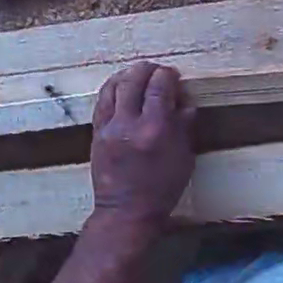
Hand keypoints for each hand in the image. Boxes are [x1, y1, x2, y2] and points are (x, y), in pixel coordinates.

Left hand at [88, 62, 196, 235]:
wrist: (126, 211)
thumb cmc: (162, 189)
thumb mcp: (184, 159)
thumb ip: (184, 127)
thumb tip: (185, 103)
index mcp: (155, 129)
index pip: (159, 87)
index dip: (167, 75)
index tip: (174, 75)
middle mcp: (129, 123)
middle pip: (134, 80)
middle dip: (147, 70)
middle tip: (157, 70)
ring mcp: (109, 128)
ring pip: (113, 87)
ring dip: (127, 75)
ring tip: (137, 74)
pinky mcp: (96, 133)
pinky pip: (102, 102)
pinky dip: (112, 89)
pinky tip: (120, 88)